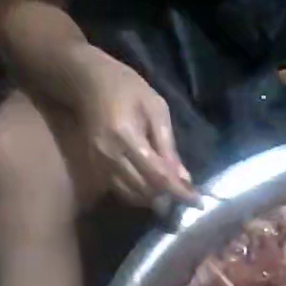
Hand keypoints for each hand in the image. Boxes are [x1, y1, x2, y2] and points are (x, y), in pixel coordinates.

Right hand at [65, 46, 198, 206]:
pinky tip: (152, 189)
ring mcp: (100, 166)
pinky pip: (122, 193)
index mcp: (126, 135)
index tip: (198, 202)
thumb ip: (168, 145)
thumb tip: (183, 178)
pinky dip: (140, 195)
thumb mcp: (155, 107)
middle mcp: (110, 156)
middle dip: (168, 197)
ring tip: (171, 193)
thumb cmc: (126, 88)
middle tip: (186, 196)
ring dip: (155, 199)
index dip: (179, 191)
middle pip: (145, 190)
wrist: (87, 83)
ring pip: (133, 196)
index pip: (157, 174)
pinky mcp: (96, 171)